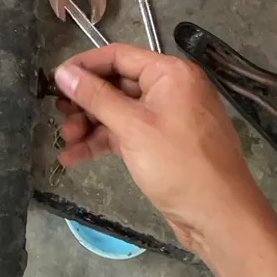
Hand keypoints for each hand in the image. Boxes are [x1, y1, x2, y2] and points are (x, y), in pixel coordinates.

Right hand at [54, 44, 271, 249]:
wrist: (221, 220)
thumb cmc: (180, 165)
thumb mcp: (132, 127)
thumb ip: (95, 96)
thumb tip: (63, 72)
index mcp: (170, 74)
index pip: (118, 56)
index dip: (84, 66)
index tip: (55, 79)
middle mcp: (170, 90)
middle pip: (116, 84)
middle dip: (85, 101)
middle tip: (58, 113)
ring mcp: (166, 118)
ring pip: (118, 111)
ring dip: (90, 124)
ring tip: (66, 140)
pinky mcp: (162, 144)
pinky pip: (127, 133)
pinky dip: (103, 142)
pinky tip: (75, 157)